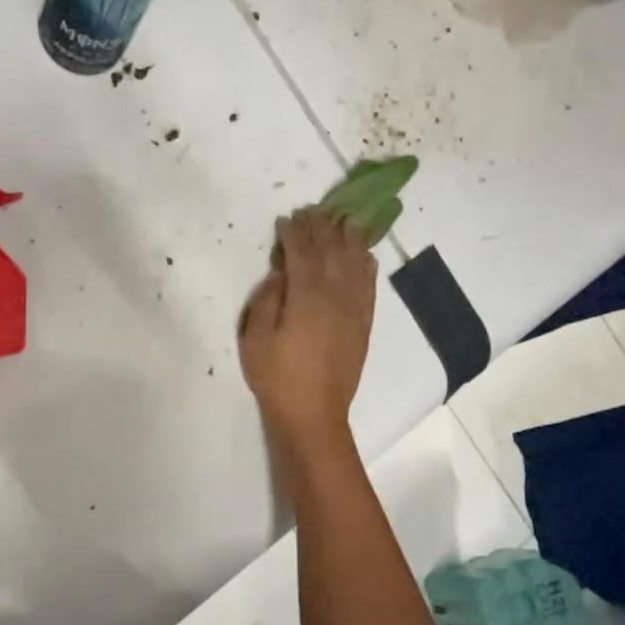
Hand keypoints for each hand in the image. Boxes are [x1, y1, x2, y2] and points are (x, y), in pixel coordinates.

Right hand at [239, 207, 378, 444]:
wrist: (314, 413)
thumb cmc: (277, 377)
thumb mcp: (256, 339)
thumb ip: (266, 300)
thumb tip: (280, 274)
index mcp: (307, 295)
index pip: (302, 252)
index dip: (294, 232)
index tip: (286, 218)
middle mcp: (336, 294)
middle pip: (331, 249)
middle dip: (321, 226)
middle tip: (312, 210)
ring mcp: (354, 308)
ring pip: (355, 261)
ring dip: (348, 237)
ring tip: (342, 219)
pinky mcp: (363, 323)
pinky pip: (368, 282)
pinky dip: (365, 261)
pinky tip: (363, 253)